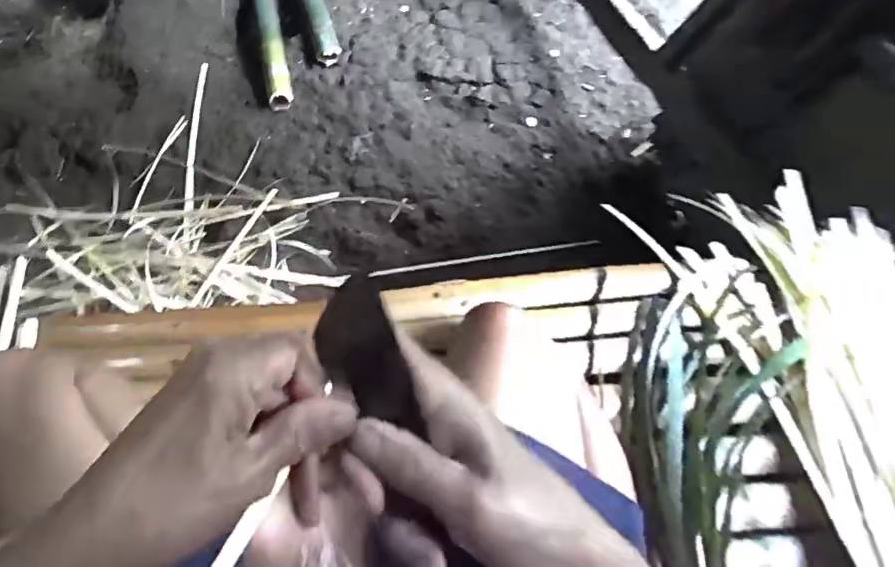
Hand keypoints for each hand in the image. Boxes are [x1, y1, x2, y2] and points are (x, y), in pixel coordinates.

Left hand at [0, 336, 356, 566]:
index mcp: (233, 363)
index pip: (300, 352)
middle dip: (304, 424)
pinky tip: (259, 473)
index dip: (320, 394)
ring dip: (283, 434)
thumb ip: (302, 432)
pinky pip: (240, 397)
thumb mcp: (249, 472)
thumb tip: (349, 408)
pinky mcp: (189, 393)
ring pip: (265, 389)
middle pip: (284, 371)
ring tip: (292, 493)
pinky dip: (257, 432)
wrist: (92, 534)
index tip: (325, 446)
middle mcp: (218, 353)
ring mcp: (200, 371)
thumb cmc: (175, 502)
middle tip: (312, 485)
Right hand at [346, 332, 645, 566]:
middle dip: (362, 465)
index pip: (391, 349)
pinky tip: (433, 558)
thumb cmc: (533, 522)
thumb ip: (411, 462)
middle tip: (374, 505)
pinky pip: (397, 501)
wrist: (578, 565)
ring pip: (378, 468)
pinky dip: (403, 531)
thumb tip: (350, 424)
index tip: (316, 393)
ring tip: (430, 554)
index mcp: (445, 397)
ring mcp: (434, 456)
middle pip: (369, 417)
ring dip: (390, 515)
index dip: (351, 353)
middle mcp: (433, 417)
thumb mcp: (470, 499)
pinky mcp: (436, 492)